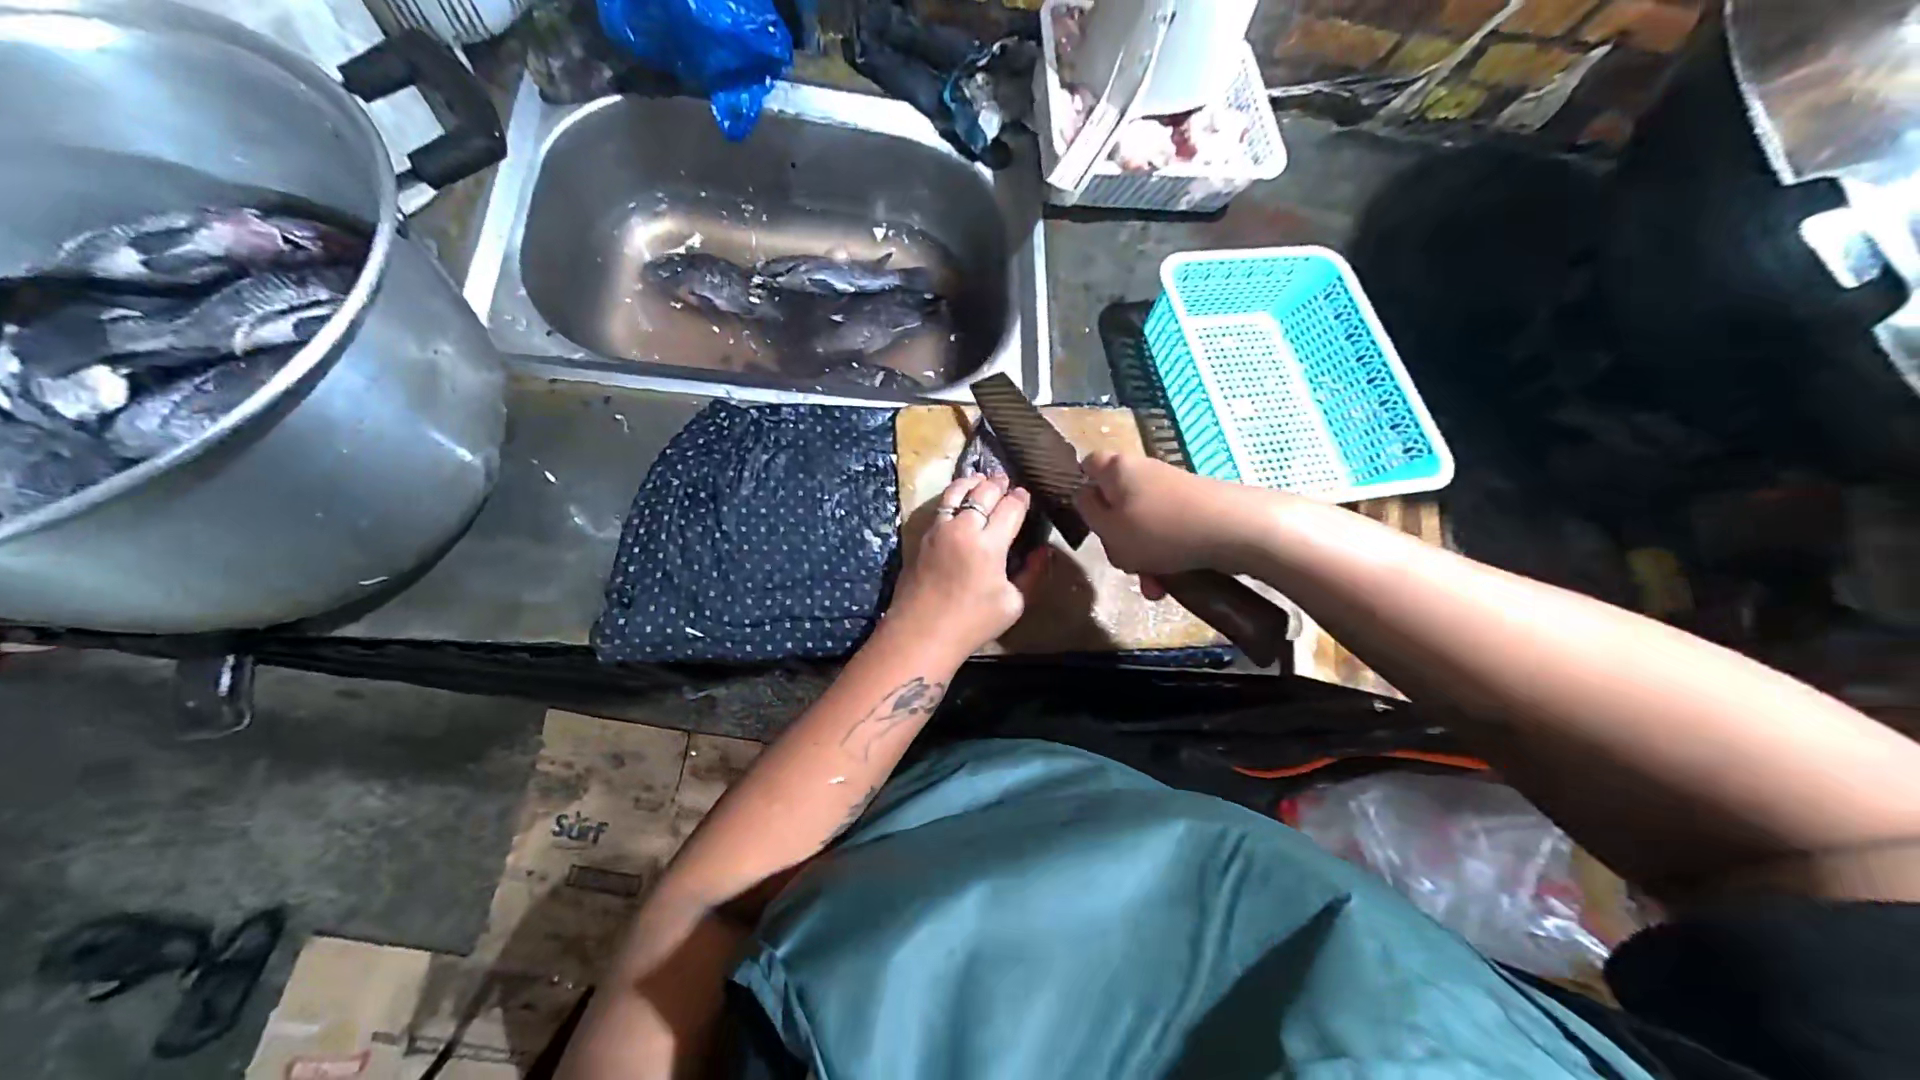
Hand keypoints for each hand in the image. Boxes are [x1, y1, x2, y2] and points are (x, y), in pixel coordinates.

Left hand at [886, 473, 1044, 655]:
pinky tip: (958, 497)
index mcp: (990, 544)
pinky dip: (953, 494)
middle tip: (1006, 480)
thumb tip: (1040, 550)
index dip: (1020, 499)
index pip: (1010, 508)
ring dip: (973, 482)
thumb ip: (1031, 574)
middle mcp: (964, 528)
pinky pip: (941, 506)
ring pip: (957, 492)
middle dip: (999, 485)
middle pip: (984, 493)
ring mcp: (939, 529)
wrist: (921, 632)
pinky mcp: (923, 537)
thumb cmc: (972, 622)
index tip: (1025, 494)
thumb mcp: (1013, 603)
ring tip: (981, 478)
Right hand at [1075, 452, 1262, 583]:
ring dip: (1142, 558)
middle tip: (1121, 560)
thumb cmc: (1160, 530)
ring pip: (1142, 527)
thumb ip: (1088, 512)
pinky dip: (1166, 558)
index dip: (1083, 490)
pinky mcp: (1195, 509)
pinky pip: (1168, 535)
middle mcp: (1144, 472)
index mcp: (1116, 468)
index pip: (1087, 466)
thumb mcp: (1109, 529)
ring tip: (1154, 584)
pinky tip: (1172, 583)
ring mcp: (1172, 491)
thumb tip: (1085, 496)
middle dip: (1116, 538)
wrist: (1235, 530)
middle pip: (1116, 504)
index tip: (1086, 519)